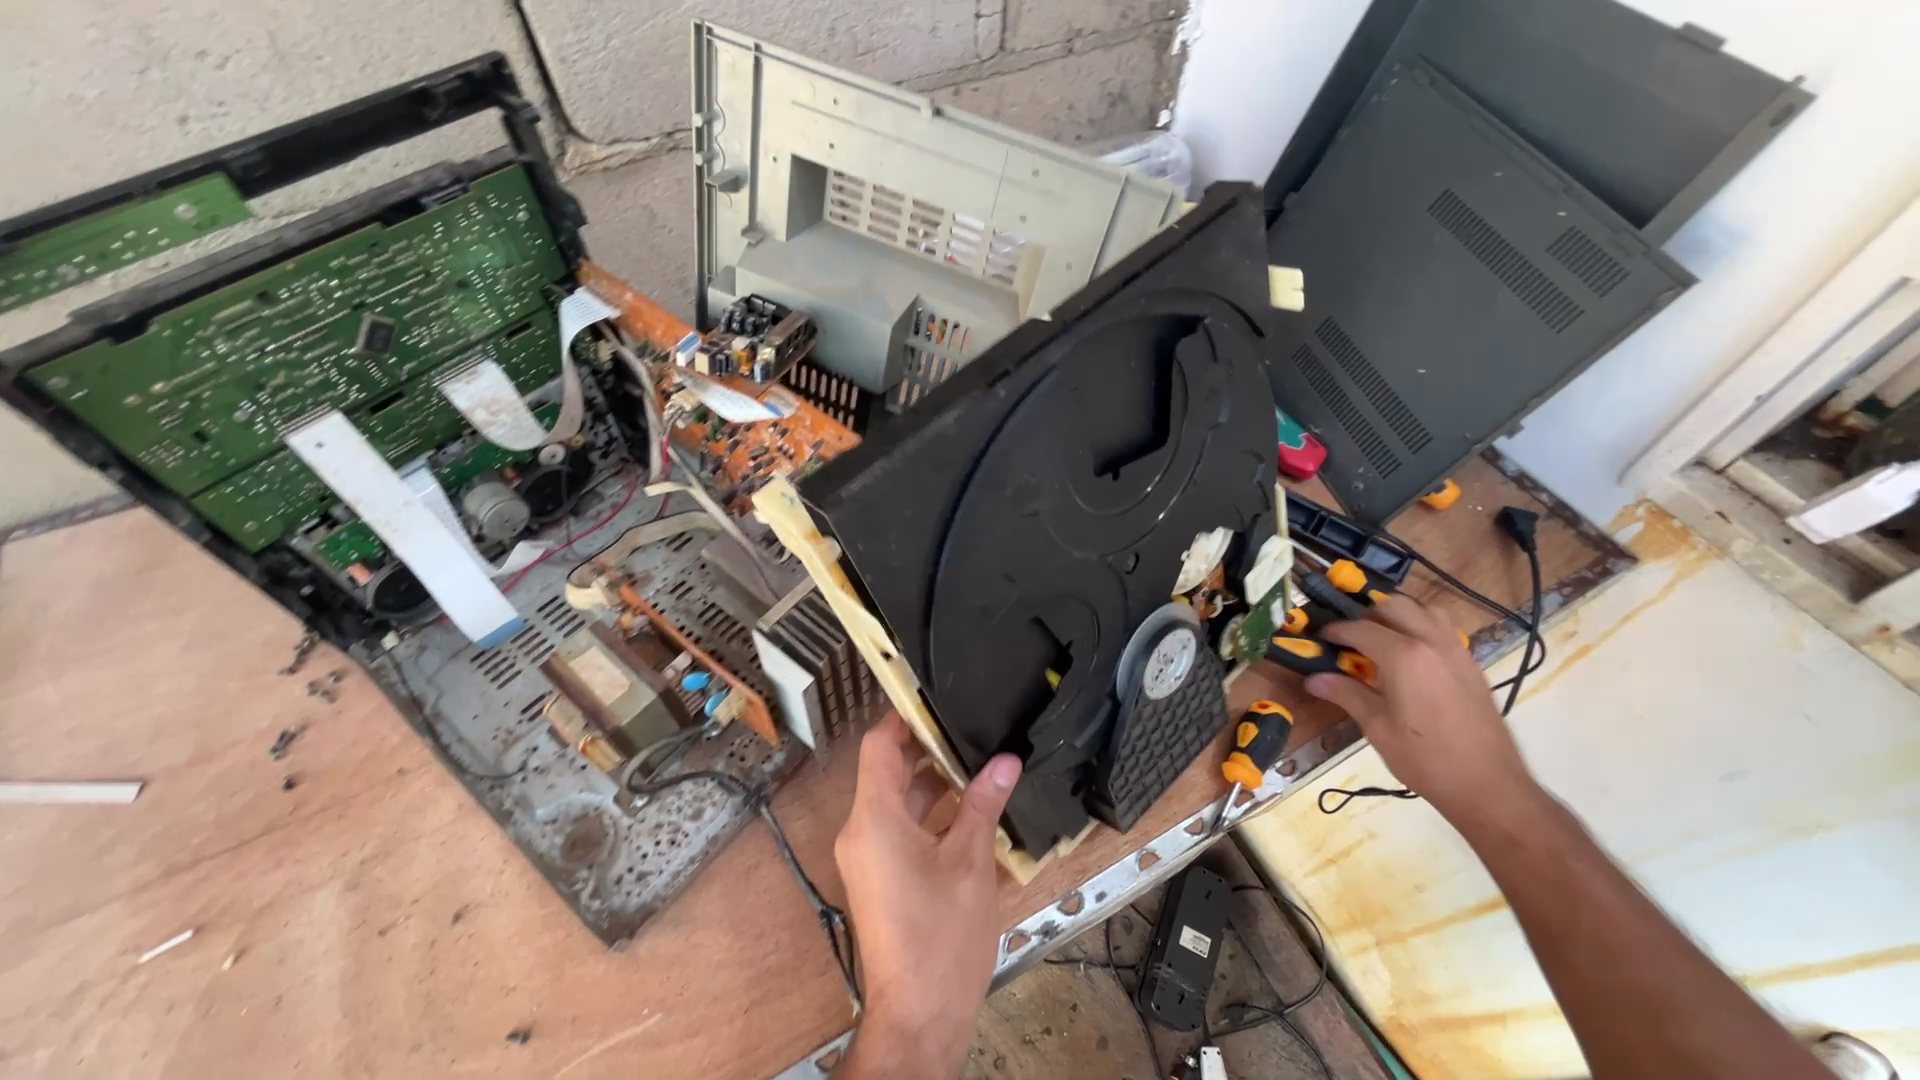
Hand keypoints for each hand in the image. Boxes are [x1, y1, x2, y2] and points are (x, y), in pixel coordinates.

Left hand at [833, 714, 1020, 1079]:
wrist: (919, 1012)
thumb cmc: (940, 938)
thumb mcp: (970, 861)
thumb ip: (983, 804)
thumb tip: (1004, 764)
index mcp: (874, 820)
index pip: (878, 746)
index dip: (903, 718)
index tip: (932, 699)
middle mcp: (861, 833)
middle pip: (888, 771)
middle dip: (929, 751)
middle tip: (970, 732)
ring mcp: (867, 857)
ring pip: (896, 802)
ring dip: (933, 784)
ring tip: (978, 767)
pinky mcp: (878, 878)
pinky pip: (899, 829)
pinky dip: (929, 815)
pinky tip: (969, 811)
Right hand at [1301, 594, 1537, 820]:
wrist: (1488, 785)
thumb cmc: (1425, 759)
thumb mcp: (1377, 727)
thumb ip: (1346, 694)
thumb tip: (1313, 679)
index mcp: (1404, 656)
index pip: (1361, 629)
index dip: (1336, 631)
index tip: (1320, 639)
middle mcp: (1432, 642)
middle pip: (1394, 607)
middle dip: (1367, 616)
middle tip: (1350, 639)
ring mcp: (1457, 650)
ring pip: (1424, 610)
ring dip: (1399, 615)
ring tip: (1381, 640)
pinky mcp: (1472, 664)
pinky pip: (1443, 628)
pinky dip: (1421, 628)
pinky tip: (1410, 657)